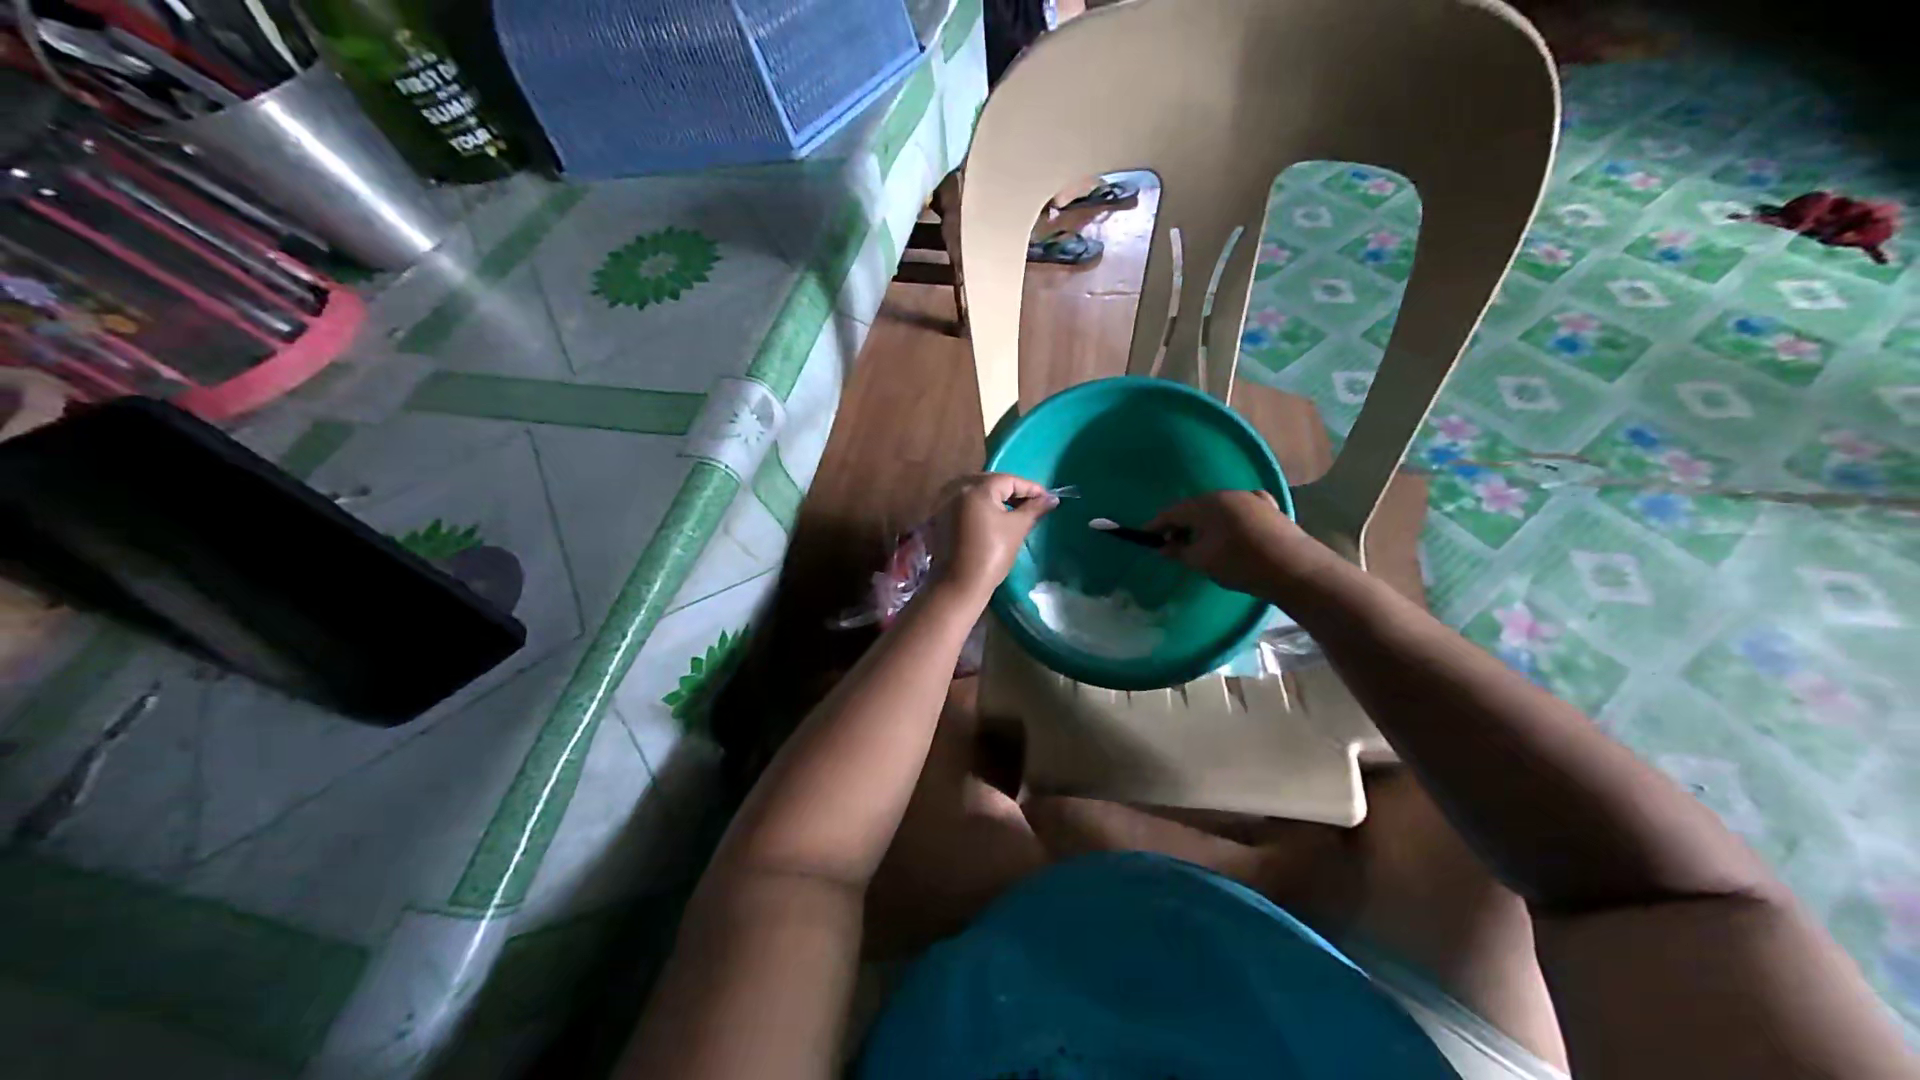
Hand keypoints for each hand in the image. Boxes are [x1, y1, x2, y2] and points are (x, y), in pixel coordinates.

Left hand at [928, 473, 1056, 602]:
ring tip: (1013, 511)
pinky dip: (978, 507)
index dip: (1030, 488)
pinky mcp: (938, 518)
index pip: (1009, 480)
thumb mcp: (1017, 528)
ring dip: (994, 498)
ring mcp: (944, 503)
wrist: (959, 584)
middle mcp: (956, 489)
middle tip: (1031, 504)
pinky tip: (991, 519)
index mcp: (976, 488)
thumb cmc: (992, 554)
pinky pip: (963, 504)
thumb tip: (1052, 499)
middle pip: (990, 482)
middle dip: (1012, 491)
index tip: (1047, 498)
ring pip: (975, 492)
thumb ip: (1034, 509)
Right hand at [1147, 490, 1326, 595]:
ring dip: (1205, 522)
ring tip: (1200, 543)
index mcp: (1208, 503)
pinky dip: (1229, 519)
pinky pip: (1241, 510)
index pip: (1173, 511)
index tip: (1145, 537)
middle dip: (1181, 524)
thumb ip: (1178, 552)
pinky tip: (1232, 531)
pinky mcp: (1271, 510)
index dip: (1157, 525)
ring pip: (1219, 508)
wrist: (1295, 569)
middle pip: (1196, 507)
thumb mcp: (1202, 561)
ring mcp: (1252, 499)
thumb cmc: (1241, 564)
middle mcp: (1228, 494)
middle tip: (1172, 544)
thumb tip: (1163, 547)